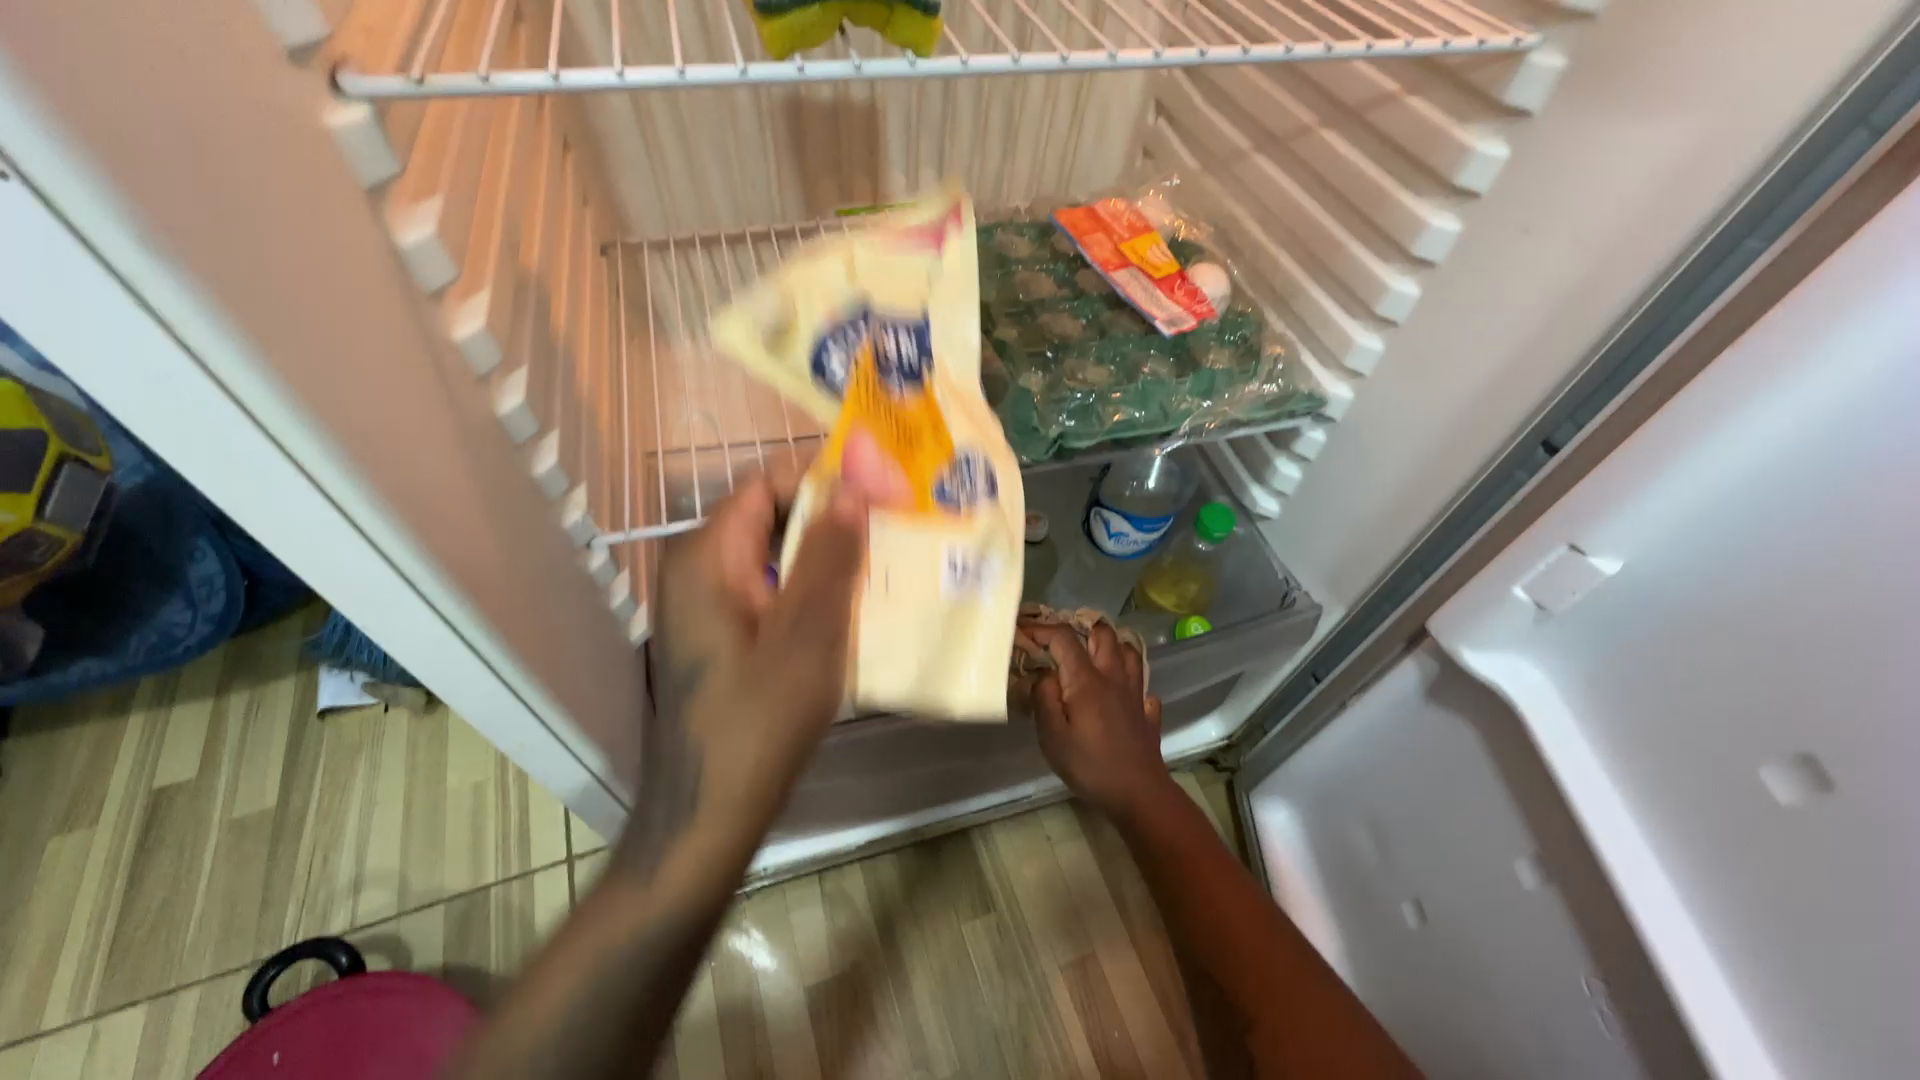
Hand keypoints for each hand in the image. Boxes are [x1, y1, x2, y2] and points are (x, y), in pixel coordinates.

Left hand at [621, 433, 905, 878]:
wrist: (708, 813)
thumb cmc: (760, 721)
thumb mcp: (809, 632)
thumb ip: (831, 553)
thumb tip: (855, 482)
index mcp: (707, 555)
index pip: (770, 483)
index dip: (829, 483)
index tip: (886, 501)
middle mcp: (697, 569)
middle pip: (772, 518)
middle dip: (835, 524)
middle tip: (897, 540)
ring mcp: (704, 606)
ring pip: (775, 558)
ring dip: (828, 562)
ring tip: (887, 574)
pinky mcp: (718, 637)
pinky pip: (769, 593)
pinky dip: (810, 594)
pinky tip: (852, 616)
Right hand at [1024, 621, 1169, 818]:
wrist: (1139, 793)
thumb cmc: (1089, 765)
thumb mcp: (1052, 736)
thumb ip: (1043, 698)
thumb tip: (1043, 674)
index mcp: (1086, 680)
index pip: (1064, 639)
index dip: (1041, 629)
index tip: (1023, 632)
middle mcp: (1113, 677)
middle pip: (1103, 634)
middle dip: (1080, 627)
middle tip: (1061, 639)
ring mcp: (1135, 694)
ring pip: (1128, 652)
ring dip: (1110, 645)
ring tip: (1092, 654)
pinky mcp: (1147, 713)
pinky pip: (1142, 685)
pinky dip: (1130, 681)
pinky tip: (1121, 693)